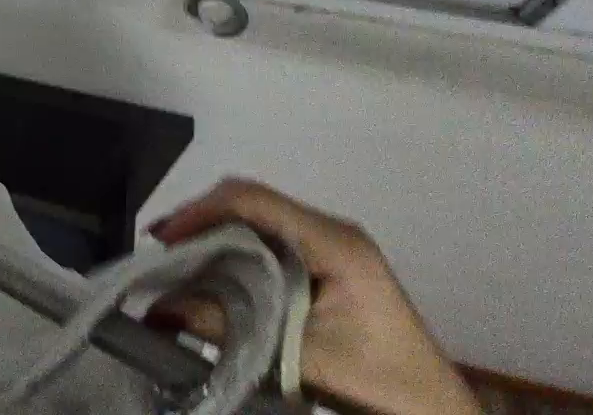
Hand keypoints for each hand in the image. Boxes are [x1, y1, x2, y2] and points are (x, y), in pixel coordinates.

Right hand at [147, 179, 480, 414]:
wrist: (437, 414)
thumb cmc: (382, 385)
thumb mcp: (304, 360)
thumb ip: (230, 329)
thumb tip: (156, 308)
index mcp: (335, 242)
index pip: (252, 200)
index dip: (201, 211)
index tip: (164, 238)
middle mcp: (329, 229)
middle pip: (247, 200)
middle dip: (198, 218)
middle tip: (160, 247)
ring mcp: (325, 241)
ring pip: (250, 214)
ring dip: (209, 231)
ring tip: (174, 258)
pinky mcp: (319, 258)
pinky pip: (261, 234)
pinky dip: (227, 245)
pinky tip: (206, 269)